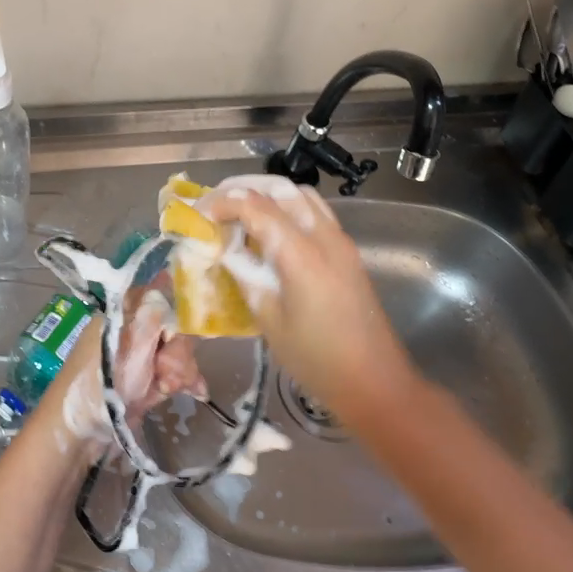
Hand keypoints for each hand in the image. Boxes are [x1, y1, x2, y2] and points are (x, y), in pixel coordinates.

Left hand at [44, 287, 205, 455]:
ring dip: (181, 371)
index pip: (165, 297)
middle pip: (176, 327)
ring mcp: (139, 353)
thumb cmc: (101, 384)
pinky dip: (183, 381)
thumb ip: (153, 314)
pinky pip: (175, 371)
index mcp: (123, 311)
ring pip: (179, 351)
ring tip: (165, 391)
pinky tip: (192, 392)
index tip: (176, 340)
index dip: (178, 318)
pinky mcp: (146, 377)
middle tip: (166, 374)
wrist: (80, 433)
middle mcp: (132, 327)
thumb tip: (168, 274)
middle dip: (179, 353)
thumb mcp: (130, 346)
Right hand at [197, 183, 418, 424]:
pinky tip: (270, 233)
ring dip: (268, 195)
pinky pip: (314, 213)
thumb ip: (244, 274)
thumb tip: (222, 248)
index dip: (222, 203)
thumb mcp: (268, 317)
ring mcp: (340, 242)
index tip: (197, 213)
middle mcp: (323, 237)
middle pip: (280, 188)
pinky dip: (287, 209)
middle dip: (244, 188)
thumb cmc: (316, 358)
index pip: (255, 206)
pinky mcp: (347, 252)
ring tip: (240, 214)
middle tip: (215, 204)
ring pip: (301, 195)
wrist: (374, 382)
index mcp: (301, 254)